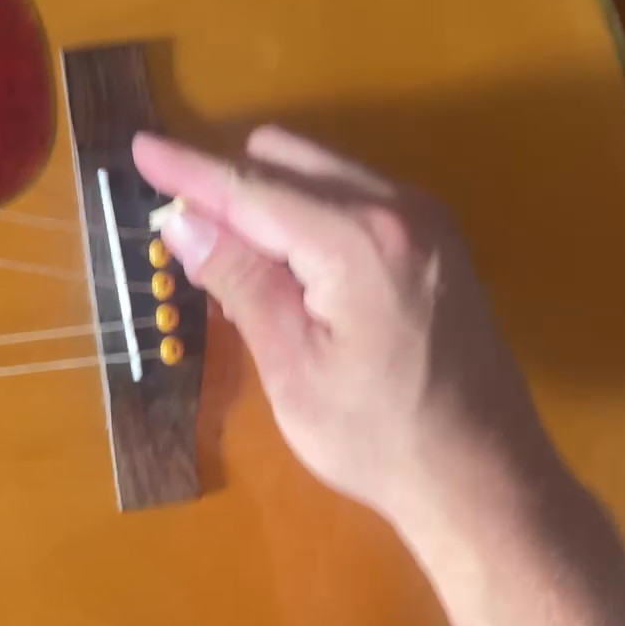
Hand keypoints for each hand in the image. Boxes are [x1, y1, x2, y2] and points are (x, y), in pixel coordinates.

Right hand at [132, 127, 556, 521]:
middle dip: (224, 181)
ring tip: (228, 257)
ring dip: (261, 196)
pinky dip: (300, 211)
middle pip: (284, 159)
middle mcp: (397, 208)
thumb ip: (237, 278)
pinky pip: (345, 194)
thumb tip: (179, 220)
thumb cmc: (375, 436)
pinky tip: (284, 265)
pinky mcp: (431, 238)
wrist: (485, 479)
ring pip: (315, 170)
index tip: (139, 146)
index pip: (248, 188)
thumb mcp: (290, 363)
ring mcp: (422, 219)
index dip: (187, 168)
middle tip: (183, 232)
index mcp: (356, 241)